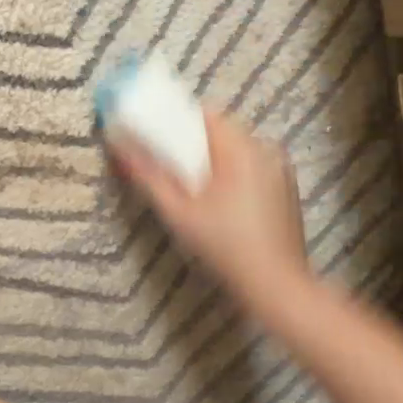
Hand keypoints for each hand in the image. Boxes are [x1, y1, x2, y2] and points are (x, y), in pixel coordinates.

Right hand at [110, 108, 309, 299]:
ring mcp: (280, 170)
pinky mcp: (285, 189)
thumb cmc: (225, 248)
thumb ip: (147, 174)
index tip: (152, 135)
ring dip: (208, 159)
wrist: (277, 288)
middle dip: (189, 143)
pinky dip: (228, 173)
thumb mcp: (178, 212)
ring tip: (186, 184)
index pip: (206, 114)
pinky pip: (250, 167)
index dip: (175, 120)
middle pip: (219, 132)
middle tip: (163, 163)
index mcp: (243, 150)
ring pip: (234, 150)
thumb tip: (117, 143)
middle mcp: (267, 151)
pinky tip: (214, 201)